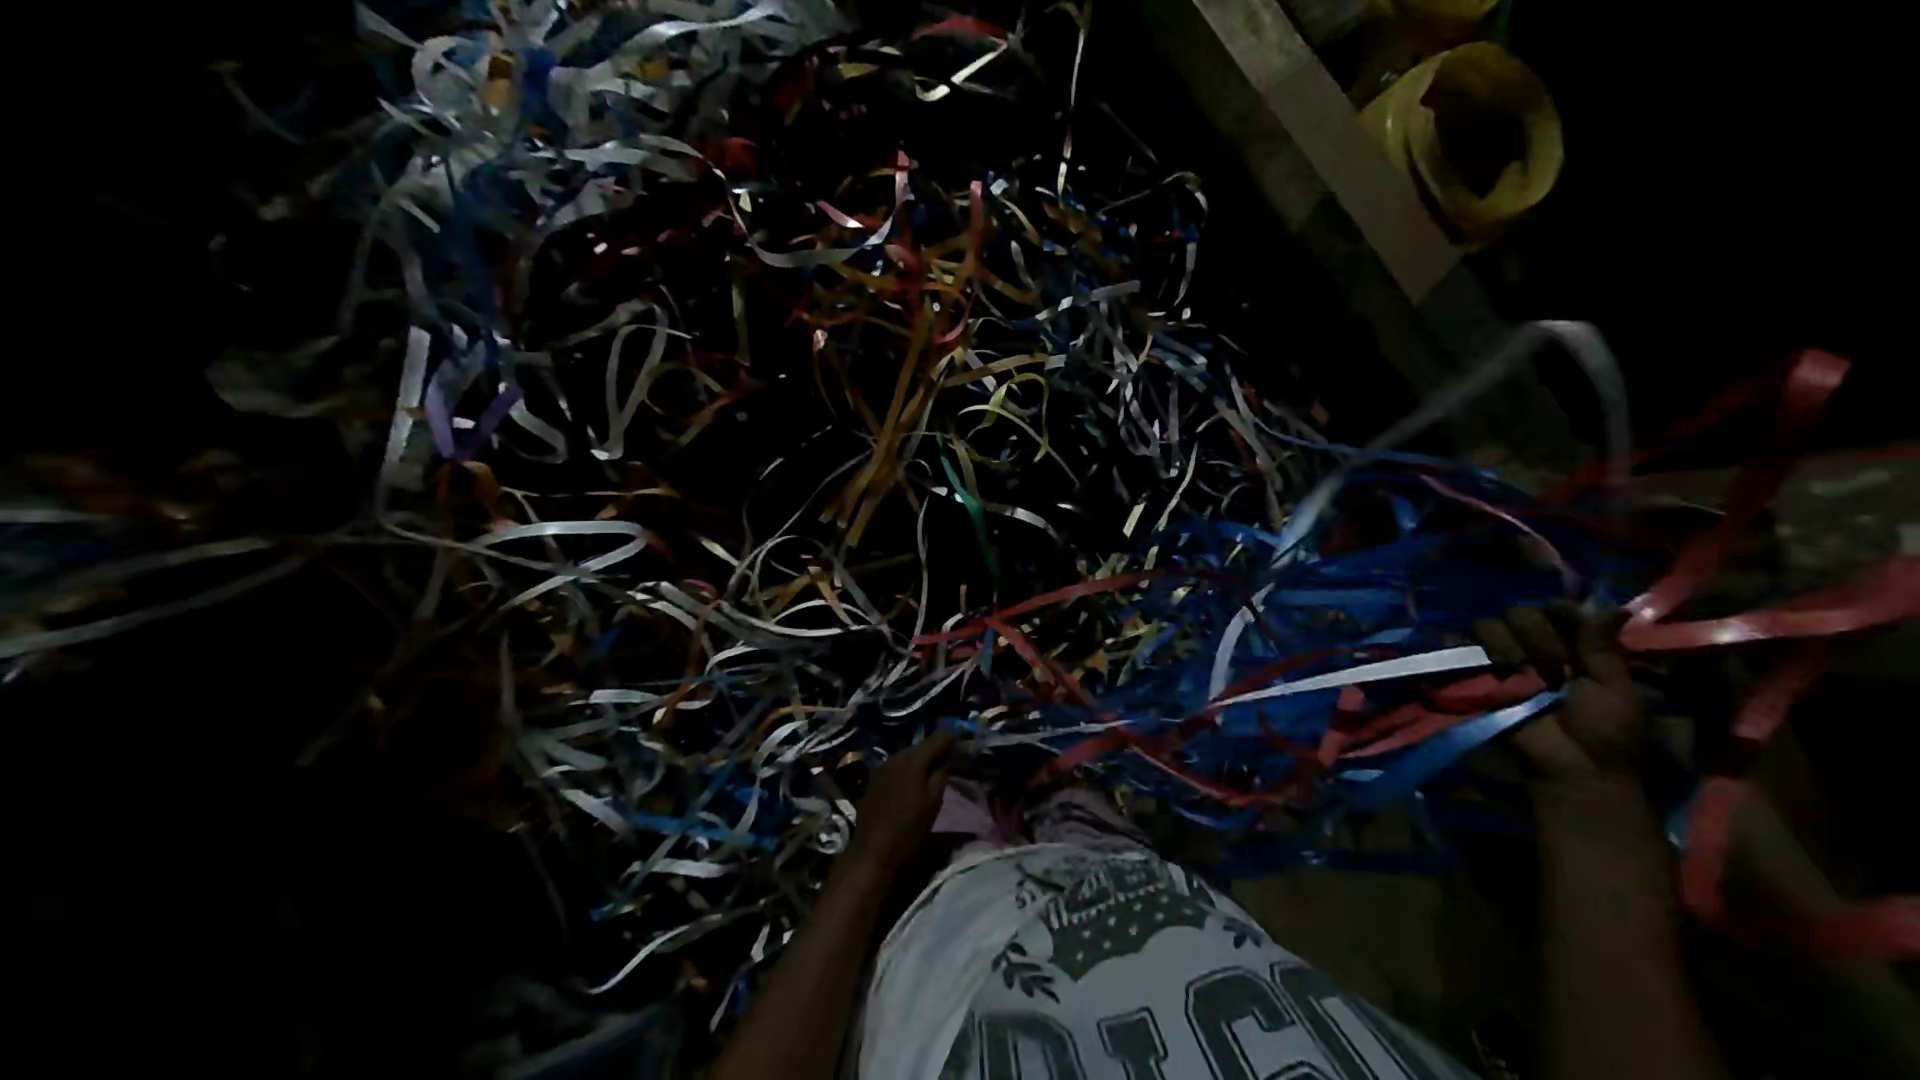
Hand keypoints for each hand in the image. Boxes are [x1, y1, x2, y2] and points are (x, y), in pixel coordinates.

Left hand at [843, 730, 955, 877]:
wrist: (872, 852)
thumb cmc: (909, 830)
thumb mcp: (934, 803)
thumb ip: (941, 775)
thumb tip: (945, 759)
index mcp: (914, 760)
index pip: (938, 738)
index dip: (951, 737)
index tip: (962, 740)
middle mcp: (896, 757)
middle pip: (920, 746)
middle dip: (935, 749)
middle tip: (949, 757)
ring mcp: (881, 768)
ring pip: (906, 756)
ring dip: (920, 760)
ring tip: (932, 770)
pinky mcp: (872, 781)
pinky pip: (895, 768)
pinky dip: (906, 771)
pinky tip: (911, 783)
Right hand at [1474, 604, 1643, 785]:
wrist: (1573, 766)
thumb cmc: (1606, 731)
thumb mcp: (1618, 689)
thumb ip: (1603, 649)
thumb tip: (1608, 606)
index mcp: (1572, 647)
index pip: (1555, 609)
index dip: (1558, 611)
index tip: (1566, 623)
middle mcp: (1534, 647)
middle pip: (1521, 613)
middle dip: (1537, 635)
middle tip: (1554, 666)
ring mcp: (1502, 660)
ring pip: (1489, 625)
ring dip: (1506, 643)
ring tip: (1520, 670)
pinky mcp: (1476, 675)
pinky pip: (1458, 645)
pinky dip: (1463, 645)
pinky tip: (1490, 663)